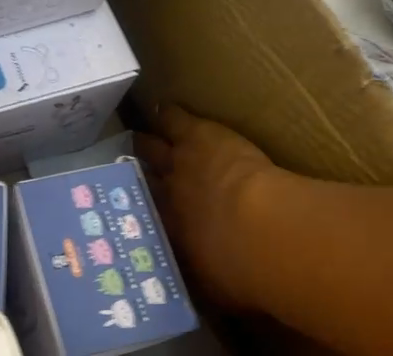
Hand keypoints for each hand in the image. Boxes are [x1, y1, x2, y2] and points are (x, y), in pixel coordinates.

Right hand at [136, 104, 283, 309]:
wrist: (259, 232)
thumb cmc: (240, 270)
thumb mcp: (214, 285)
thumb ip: (199, 275)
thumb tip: (194, 281)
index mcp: (169, 231)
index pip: (147, 215)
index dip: (142, 209)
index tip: (137, 206)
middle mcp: (165, 193)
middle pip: (144, 178)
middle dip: (139, 174)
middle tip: (133, 169)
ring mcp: (177, 160)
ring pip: (151, 145)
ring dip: (146, 142)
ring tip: (138, 137)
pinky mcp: (194, 133)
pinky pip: (172, 117)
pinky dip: (166, 113)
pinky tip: (160, 107)